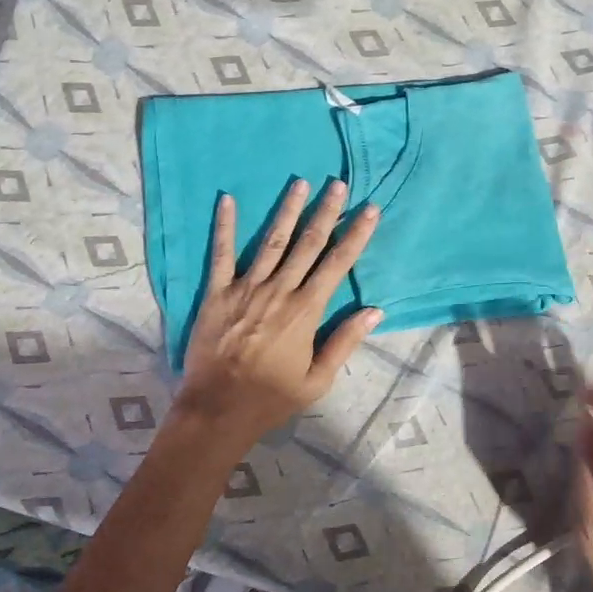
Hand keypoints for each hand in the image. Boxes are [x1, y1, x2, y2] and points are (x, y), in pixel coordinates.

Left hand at [170, 179, 381, 451]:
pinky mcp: (217, 293)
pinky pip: (221, 254)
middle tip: (338, 184)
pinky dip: (225, 226)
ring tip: (299, 182)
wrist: (218, 409)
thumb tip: (375, 310)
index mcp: (306, 311)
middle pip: (308, 244)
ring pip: (272, 241)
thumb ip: (344, 341)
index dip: (355, 235)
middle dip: (326, 212)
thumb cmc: (271, 399)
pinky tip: (227, 199)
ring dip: (287, 209)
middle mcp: (279, 291)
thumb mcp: (317, 380)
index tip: (369, 210)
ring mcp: (246, 288)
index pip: (337, 264)